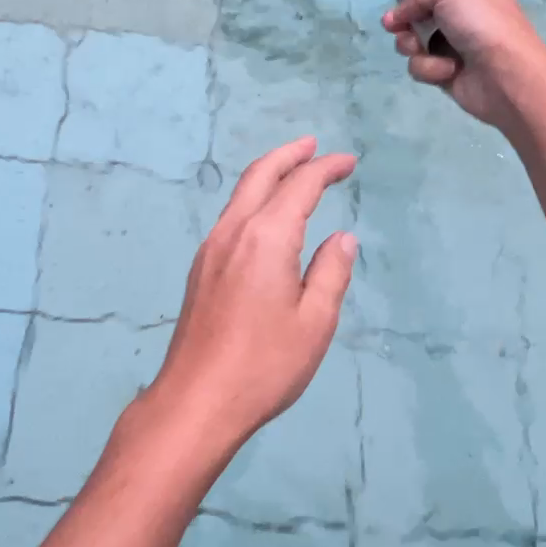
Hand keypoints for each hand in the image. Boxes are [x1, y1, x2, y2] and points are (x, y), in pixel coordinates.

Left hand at [144, 138, 357, 448]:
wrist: (197, 400)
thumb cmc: (265, 364)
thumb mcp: (314, 322)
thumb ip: (331, 273)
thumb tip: (343, 238)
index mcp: (266, 238)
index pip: (300, 186)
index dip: (326, 168)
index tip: (348, 162)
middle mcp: (233, 232)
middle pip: (260, 175)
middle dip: (289, 155)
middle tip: (314, 146)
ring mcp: (211, 249)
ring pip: (241, 194)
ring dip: (268, 175)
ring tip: (293, 172)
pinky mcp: (201, 269)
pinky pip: (231, 217)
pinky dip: (254, 199)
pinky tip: (266, 217)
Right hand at [381, 0, 545, 129]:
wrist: (506, 73)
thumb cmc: (481, 23)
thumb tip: (395, 16)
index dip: (409, 1)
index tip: (396, 13)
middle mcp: (462, 15)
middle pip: (415, 18)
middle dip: (405, 26)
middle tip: (403, 31)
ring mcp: (454, 46)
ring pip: (412, 44)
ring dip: (414, 48)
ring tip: (426, 51)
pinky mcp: (448, 72)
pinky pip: (421, 67)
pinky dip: (430, 68)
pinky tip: (449, 70)